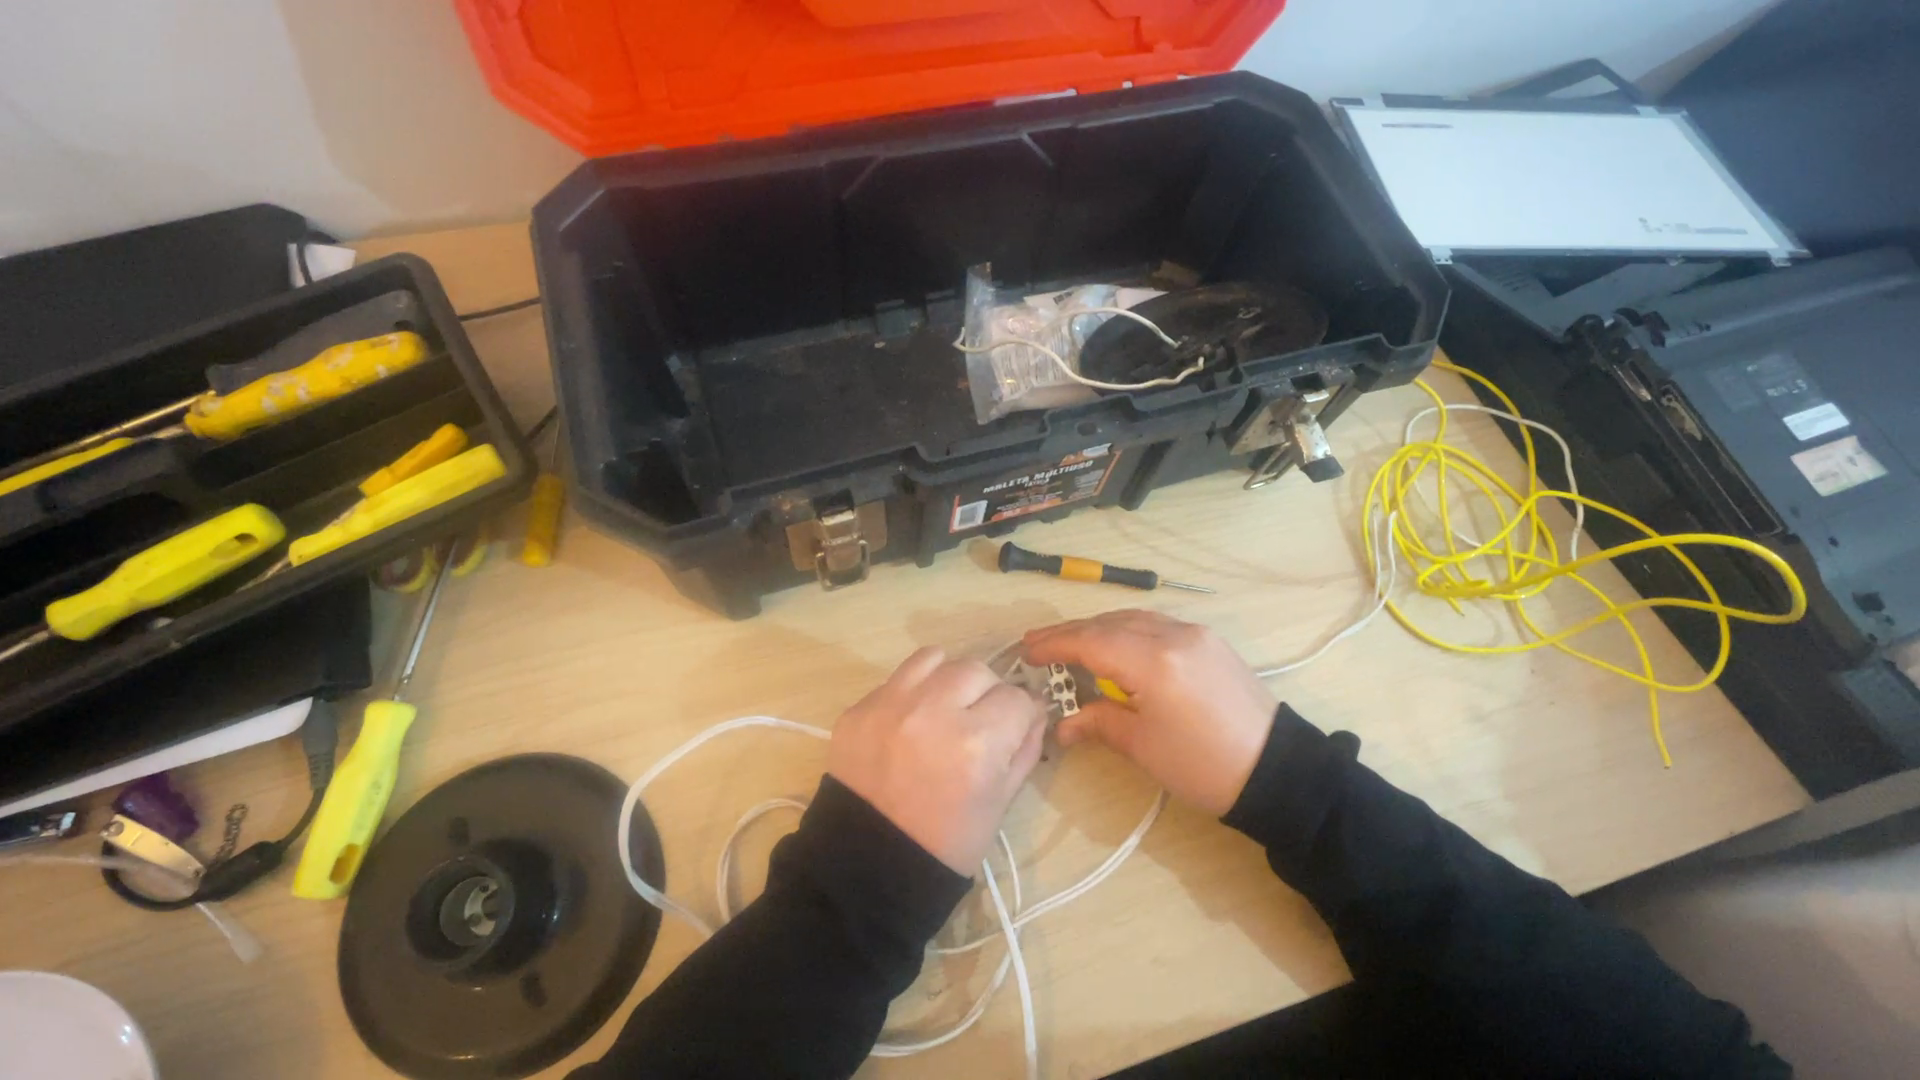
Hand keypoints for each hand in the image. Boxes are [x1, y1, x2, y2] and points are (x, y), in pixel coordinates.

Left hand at [828, 647, 1046, 874]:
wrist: (868, 865)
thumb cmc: (945, 844)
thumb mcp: (999, 803)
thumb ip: (1023, 750)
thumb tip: (1034, 712)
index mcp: (977, 743)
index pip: (1017, 699)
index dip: (1021, 715)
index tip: (1015, 728)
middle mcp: (934, 712)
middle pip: (977, 670)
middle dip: (987, 693)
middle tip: (979, 720)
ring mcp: (890, 706)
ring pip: (935, 659)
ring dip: (948, 679)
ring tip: (944, 708)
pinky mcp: (857, 710)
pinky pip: (896, 679)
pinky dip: (911, 693)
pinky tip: (910, 723)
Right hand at [1023, 611, 1276, 816]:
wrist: (1278, 771)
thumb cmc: (1203, 766)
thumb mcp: (1144, 748)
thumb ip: (1099, 723)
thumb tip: (1063, 723)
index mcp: (1154, 662)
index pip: (1091, 642)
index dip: (1055, 645)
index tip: (1026, 652)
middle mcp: (1173, 635)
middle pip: (1109, 623)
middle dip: (1070, 632)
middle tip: (1036, 644)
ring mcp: (1195, 634)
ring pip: (1133, 618)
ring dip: (1097, 627)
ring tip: (1068, 643)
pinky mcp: (1209, 642)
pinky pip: (1156, 624)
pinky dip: (1126, 630)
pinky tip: (1113, 645)